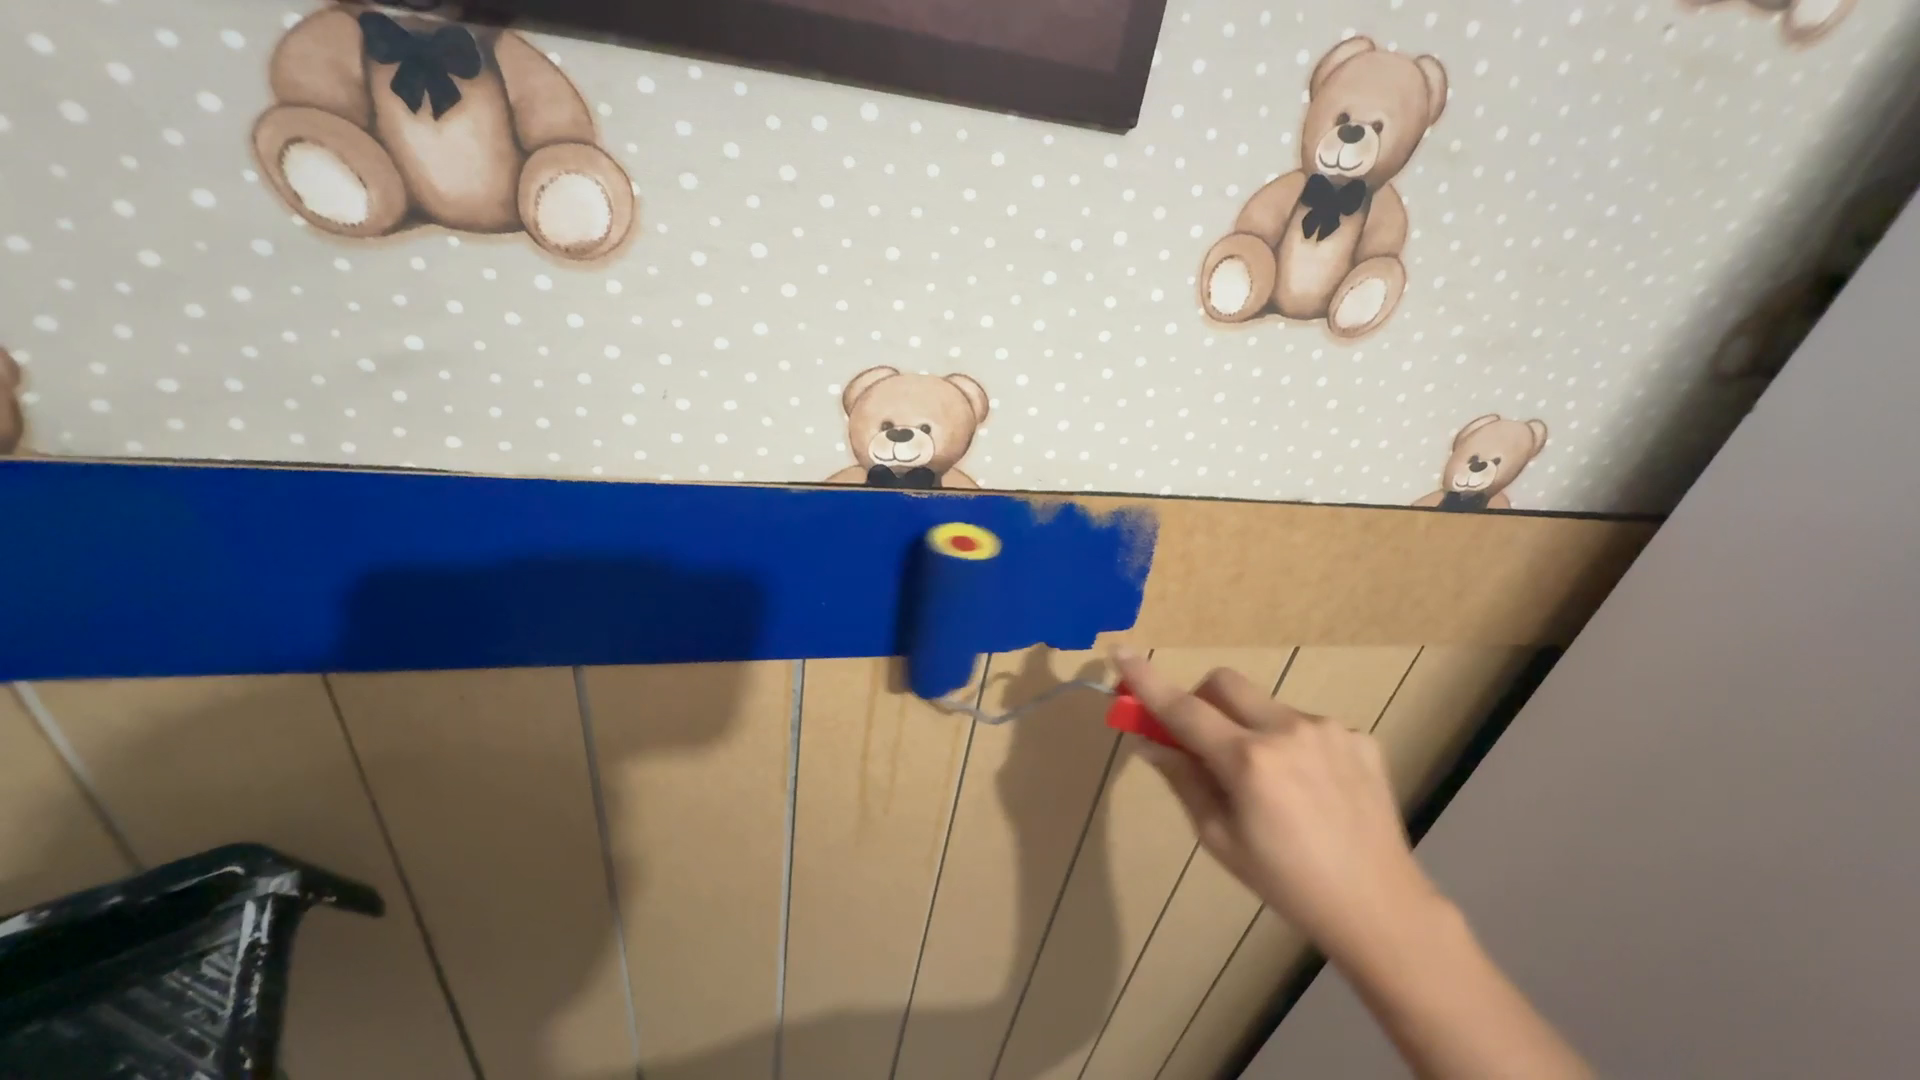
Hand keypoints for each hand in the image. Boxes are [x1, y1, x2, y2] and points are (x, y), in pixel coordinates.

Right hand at [1113, 648, 1446, 968]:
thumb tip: (1148, 741)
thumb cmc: (1284, 880)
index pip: (1183, 709)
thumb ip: (1182, 779)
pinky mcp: (1358, 737)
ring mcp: (1328, 729)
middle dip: (1203, 700)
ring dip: (1251, 728)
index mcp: (1248, 761)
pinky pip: (1305, 725)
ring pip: (1266, 706)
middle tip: (1202, 739)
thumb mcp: (1218, 838)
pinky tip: (1309, 789)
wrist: (1377, 904)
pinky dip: (1290, 745)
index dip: (1147, 681)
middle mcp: (1287, 730)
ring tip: (1272, 784)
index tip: (1121, 652)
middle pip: (1225, 683)